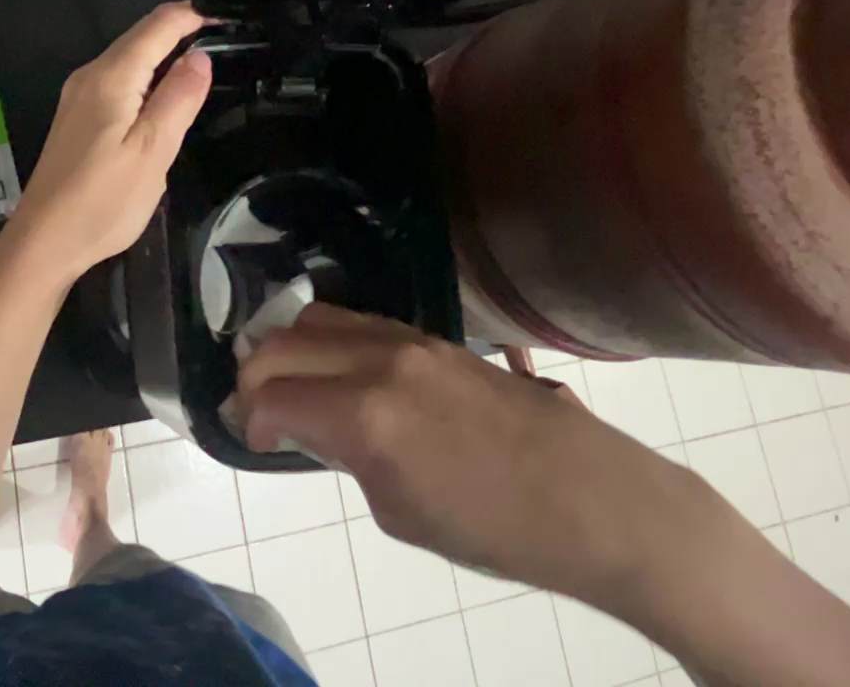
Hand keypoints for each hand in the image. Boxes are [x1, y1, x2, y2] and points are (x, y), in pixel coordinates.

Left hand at [10, 3, 211, 280]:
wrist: (44, 240)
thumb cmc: (102, 200)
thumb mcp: (153, 151)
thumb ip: (178, 99)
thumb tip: (201, 56)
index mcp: (111, 76)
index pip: (158, 25)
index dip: (194, 15)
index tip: (231, 18)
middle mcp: (90, 75)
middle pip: (141, 36)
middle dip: (182, 30)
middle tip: (228, 39)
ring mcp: (78, 96)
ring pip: (128, 58)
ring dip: (164, 54)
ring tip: (205, 63)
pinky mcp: (76, 118)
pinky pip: (117, 80)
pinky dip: (146, 77)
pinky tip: (164, 96)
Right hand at [238, 304, 729, 610]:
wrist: (599, 501)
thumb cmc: (497, 531)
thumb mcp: (399, 513)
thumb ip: (343, 457)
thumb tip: (309, 428)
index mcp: (366, 416)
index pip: (271, 397)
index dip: (250, 421)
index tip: (256, 441)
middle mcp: (378, 361)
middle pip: (280, 344)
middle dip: (253, 378)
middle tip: (260, 413)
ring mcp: (409, 340)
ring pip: (315, 318)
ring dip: (288, 349)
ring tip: (294, 385)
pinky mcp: (434, 337)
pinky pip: (357, 322)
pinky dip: (328, 341)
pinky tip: (342, 375)